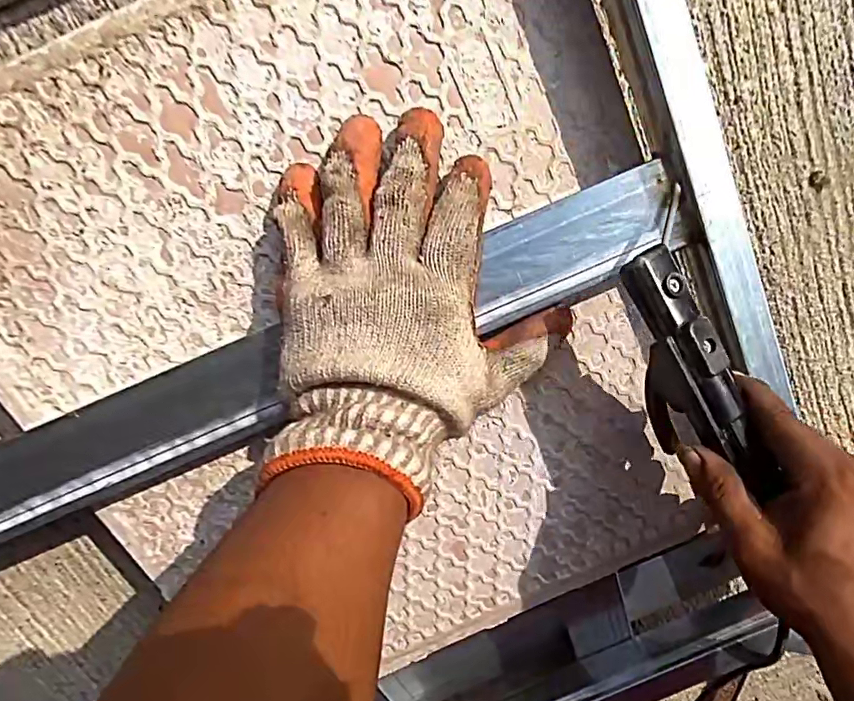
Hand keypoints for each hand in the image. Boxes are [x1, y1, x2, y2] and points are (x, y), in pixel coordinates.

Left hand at [259, 109, 570, 516]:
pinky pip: (295, 238)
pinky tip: (296, 177)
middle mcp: (392, 271)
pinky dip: (294, 205)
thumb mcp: (489, 383)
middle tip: (417, 121)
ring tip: (357, 130)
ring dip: (351, 162)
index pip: (455, 225)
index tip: (469, 164)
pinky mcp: (304, 292)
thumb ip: (524, 348)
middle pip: (401, 200)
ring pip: (346, 205)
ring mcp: (345, 277)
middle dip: (412, 155)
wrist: (367, 427)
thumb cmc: (428, 407)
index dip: (464, 190)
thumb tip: (560, 321)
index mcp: (439, 291)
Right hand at [678, 379, 853, 651]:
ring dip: (772, 456)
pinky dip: (792, 472)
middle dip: (753, 434)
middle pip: (792, 434)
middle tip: (717, 442)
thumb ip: (723, 494)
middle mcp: (851, 468)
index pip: (780, 418)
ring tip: (738, 474)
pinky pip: (822, 469)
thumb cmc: (809, 592)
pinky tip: (772, 495)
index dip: (748, 396)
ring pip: (807, 452)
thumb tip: (695, 454)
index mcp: (826, 473)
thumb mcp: (753, 545)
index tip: (725, 380)